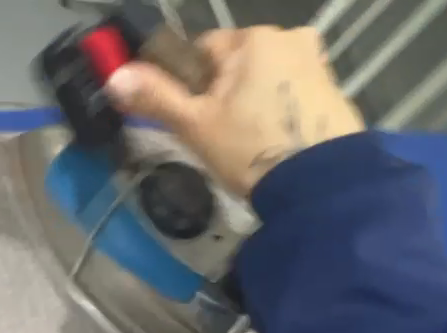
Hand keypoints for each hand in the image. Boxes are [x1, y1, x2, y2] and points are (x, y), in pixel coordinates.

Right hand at [104, 26, 365, 197]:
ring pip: (263, 79)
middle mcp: (289, 36)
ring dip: (250, 103)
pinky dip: (277, 112)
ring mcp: (316, 61)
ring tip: (247, 145)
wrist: (316, 181)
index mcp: (252, 38)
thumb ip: (156, 98)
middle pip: (235, 65)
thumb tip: (114, 77)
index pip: (202, 50)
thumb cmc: (249, 149)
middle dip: (223, 95)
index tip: (193, 120)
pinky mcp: (332, 88)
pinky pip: (289, 93)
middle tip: (219, 139)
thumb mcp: (195, 126)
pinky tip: (272, 142)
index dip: (190, 87)